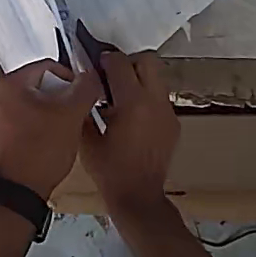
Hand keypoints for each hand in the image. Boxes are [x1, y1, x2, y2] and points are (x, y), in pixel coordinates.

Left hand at [0, 59, 101, 198]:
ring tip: (69, 124)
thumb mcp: (72, 112)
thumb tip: (91, 76)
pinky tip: (57, 136)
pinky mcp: (4, 133)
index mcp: (11, 84)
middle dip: (63, 95)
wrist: (23, 189)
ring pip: (37, 101)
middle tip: (77, 110)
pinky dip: (45, 122)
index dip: (70, 78)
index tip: (82, 94)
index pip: (48, 66)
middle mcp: (0, 96)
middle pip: (42, 83)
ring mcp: (0, 115)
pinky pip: (30, 117)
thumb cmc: (42, 150)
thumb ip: (85, 87)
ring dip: (55, 109)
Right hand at [80, 51, 179, 214]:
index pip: (120, 63)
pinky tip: (132, 116)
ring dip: (138, 79)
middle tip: (110, 77)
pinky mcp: (173, 122)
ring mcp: (168, 111)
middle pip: (147, 60)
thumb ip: (84, 107)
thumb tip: (82, 85)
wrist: (139, 196)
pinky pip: (160, 97)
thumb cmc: (110, 171)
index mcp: (132, 103)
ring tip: (120, 96)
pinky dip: (146, 97)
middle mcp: (155, 102)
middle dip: (127, 63)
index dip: (104, 59)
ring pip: (157, 77)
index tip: (94, 65)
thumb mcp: (86, 139)